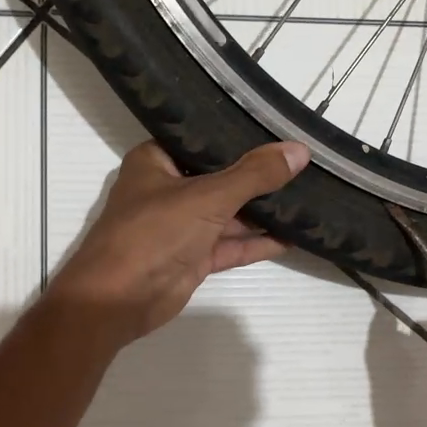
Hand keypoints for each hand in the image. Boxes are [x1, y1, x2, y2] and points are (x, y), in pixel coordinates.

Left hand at [46, 140, 309, 346]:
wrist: (116, 300)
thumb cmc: (153, 233)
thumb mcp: (207, 196)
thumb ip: (254, 175)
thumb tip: (299, 151)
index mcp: (155, 161)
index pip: (201, 139)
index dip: (238, 134)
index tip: (279, 125)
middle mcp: (167, 189)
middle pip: (220, 176)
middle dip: (258, 174)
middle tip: (305, 160)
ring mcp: (180, 226)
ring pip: (228, 213)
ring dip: (263, 209)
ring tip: (309, 193)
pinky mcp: (192, 258)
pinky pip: (231, 244)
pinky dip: (258, 241)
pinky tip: (295, 233)